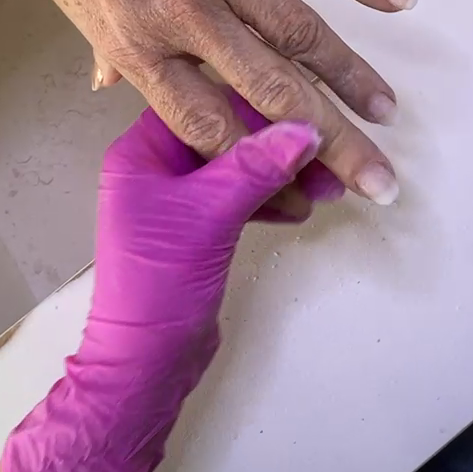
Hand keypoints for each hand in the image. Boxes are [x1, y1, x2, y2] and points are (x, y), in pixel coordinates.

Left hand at [0, 0, 409, 205]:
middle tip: (379, 180)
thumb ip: (109, 54)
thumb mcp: (74, 9)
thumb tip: (113, 89)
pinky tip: (399, 1)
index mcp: (142, 51)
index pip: (216, 131)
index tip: (302, 192)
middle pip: (276, 96)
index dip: (265, 172)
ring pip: (302, 34)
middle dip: (334, 147)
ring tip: (385, 111)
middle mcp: (188, 18)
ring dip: (351, 78)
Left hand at [1, 97, 328, 471]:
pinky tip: (301, 206)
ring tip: (328, 185)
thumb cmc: (158, 286)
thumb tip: (305, 126)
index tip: (308, 108)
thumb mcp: (209, 216)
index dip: (259, 104)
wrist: (145, 367)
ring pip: (240, 167)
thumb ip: (255, 167)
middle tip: (329, 155)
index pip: (205, 104)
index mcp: (143, 149)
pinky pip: (240, 197)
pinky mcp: (199, 226)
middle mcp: (158, 165)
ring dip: (283, 175)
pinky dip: (271, 199)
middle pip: (227, 134)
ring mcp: (178, 197)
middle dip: (280, 146)